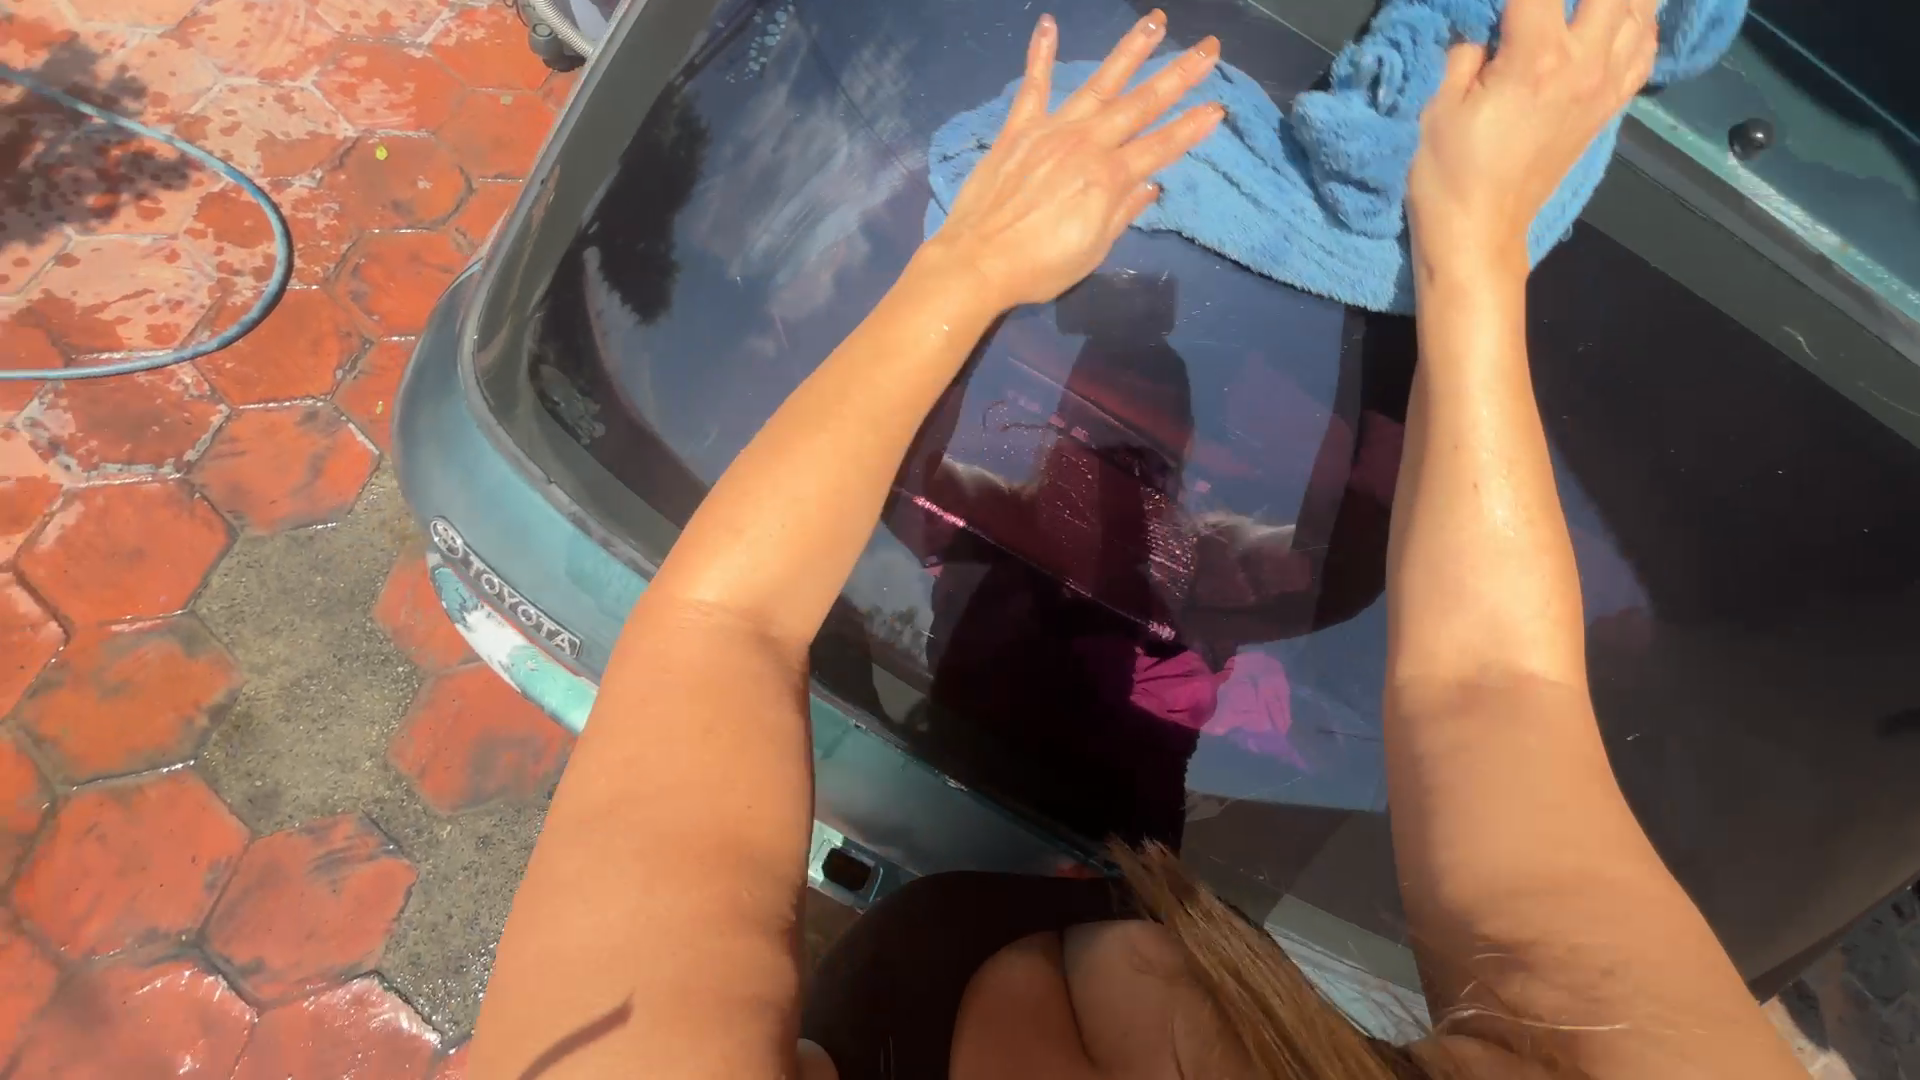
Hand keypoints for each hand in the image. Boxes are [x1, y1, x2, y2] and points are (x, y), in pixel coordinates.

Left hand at [919, 11, 1224, 310]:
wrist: (978, 262)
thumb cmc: (1039, 268)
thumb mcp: (1090, 251)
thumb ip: (1121, 214)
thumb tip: (1149, 185)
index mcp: (1108, 179)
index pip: (1160, 147)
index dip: (1190, 129)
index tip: (1217, 108)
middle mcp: (1086, 145)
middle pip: (1140, 105)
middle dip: (1177, 76)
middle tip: (1208, 49)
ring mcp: (1052, 132)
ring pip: (1098, 85)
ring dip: (1129, 52)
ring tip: (1155, 21)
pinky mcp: (1019, 131)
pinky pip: (1033, 87)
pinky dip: (1041, 55)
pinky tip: (1049, 24)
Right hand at [1407, 0, 1657, 280]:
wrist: (1477, 235)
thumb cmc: (1447, 179)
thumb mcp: (1436, 113)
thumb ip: (1464, 58)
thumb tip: (1481, 32)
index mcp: (1536, 58)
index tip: (1499, 6)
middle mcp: (1585, 61)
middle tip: (1541, 6)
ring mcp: (1604, 84)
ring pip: (1640, 6)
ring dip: (1609, 0)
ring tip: (1578, 9)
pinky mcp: (1609, 106)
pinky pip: (1646, 45)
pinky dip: (1636, 22)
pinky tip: (1613, 21)